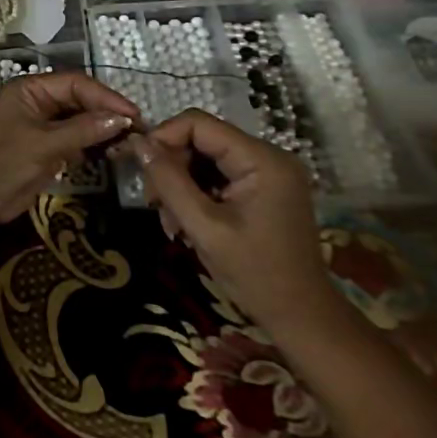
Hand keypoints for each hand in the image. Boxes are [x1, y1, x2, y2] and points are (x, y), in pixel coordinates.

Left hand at [0, 73, 137, 228]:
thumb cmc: (2, 162)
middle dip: (107, 113)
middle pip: (80, 100)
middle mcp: (36, 102)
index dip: (106, 97)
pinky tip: (113, 152)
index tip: (133, 115)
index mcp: (29, 89)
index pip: (75, 83)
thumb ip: (84, 130)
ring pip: (80, 120)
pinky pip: (75, 139)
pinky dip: (93, 144)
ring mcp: (41, 125)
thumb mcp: (44, 144)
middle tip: (139, 130)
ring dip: (103, 129)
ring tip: (131, 142)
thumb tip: (123, 118)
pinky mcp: (46, 148)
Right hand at [115, 109, 343, 335]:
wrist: (298, 313)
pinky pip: (216, 175)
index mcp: (262, 160)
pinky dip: (194, 193)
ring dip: (178, 184)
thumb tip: (137, 143)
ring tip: (170, 221)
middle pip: (199, 139)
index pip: (198, 124)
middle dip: (170, 166)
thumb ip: (169, 181)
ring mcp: (266, 172)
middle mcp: (268, 156)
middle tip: (153, 203)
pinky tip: (184, 221)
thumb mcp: (203, 226)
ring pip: (203, 158)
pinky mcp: (261, 188)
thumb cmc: (253, 271)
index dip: (162, 138)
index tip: (140, 168)